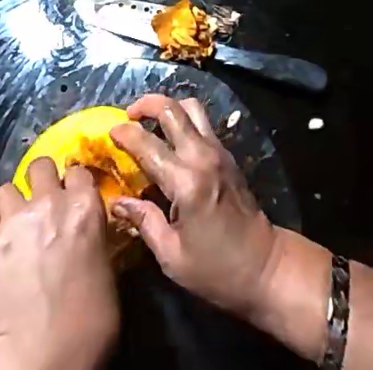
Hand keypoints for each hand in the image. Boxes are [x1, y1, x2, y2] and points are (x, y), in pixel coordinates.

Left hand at [0, 159, 119, 369]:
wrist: (43, 353)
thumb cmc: (90, 319)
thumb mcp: (107, 265)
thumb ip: (94, 234)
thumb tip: (86, 231)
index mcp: (86, 205)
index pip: (78, 171)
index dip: (72, 183)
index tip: (69, 196)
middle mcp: (50, 201)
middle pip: (39, 165)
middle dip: (39, 180)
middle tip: (39, 202)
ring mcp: (16, 219)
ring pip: (5, 187)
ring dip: (11, 202)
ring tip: (13, 222)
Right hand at [109, 95, 284, 317]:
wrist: (263, 265)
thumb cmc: (215, 268)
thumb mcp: (171, 255)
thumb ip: (144, 221)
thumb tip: (117, 201)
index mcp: (186, 182)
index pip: (149, 145)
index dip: (125, 134)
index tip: (109, 132)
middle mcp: (203, 157)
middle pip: (174, 110)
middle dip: (147, 104)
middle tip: (128, 116)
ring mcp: (219, 152)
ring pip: (193, 108)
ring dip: (169, 107)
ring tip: (149, 121)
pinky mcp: (227, 154)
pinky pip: (203, 123)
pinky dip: (184, 118)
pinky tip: (170, 137)